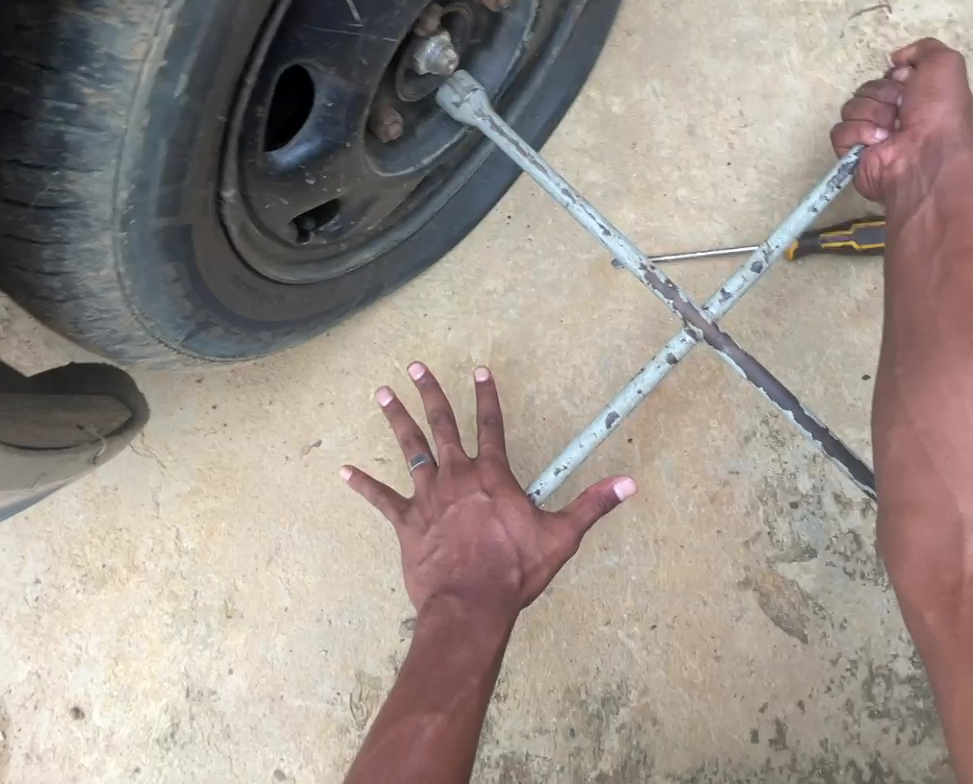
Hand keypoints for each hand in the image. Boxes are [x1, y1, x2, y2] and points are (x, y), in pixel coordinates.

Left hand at [342, 363, 635, 621]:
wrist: (471, 607)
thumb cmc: (515, 571)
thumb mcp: (561, 536)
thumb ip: (593, 505)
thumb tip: (630, 483)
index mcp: (492, 476)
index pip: (491, 425)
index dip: (487, 396)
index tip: (480, 369)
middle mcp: (457, 477)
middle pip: (442, 425)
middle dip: (430, 392)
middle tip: (416, 366)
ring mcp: (429, 498)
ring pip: (410, 449)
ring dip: (396, 419)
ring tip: (382, 393)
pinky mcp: (407, 523)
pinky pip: (381, 499)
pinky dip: (362, 485)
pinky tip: (342, 471)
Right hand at [830, 37, 972, 204]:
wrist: (927, 154)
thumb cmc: (939, 111)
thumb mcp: (945, 64)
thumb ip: (924, 49)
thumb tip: (896, 59)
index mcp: (912, 99)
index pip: (885, 77)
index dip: (895, 78)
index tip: (908, 84)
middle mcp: (892, 117)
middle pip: (865, 90)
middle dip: (881, 95)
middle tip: (900, 109)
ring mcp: (870, 136)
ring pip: (850, 108)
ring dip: (871, 114)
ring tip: (889, 130)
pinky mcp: (852, 154)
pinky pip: (839, 132)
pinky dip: (857, 134)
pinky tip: (877, 142)